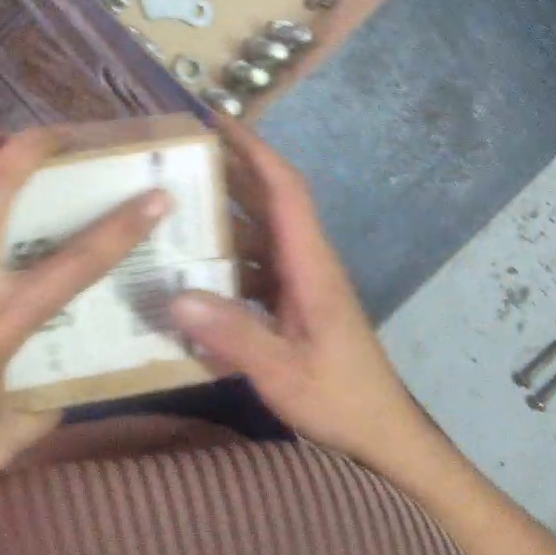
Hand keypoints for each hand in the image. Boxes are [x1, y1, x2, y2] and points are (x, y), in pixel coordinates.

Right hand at [170, 121, 434, 472]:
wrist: (382, 432)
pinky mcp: (294, 302)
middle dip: (229, 171)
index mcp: (310, 265)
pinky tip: (192, 271)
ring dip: (224, 214)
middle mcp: (305, 262)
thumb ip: (234, 335)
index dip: (254, 150)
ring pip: (259, 232)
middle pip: (268, 201)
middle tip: (178, 157)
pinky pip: (255, 264)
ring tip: (173, 206)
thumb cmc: (341, 398)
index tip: (218, 122)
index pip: (285, 190)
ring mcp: (300, 282)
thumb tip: (177, 296)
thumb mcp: (283, 372)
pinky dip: (226, 256)